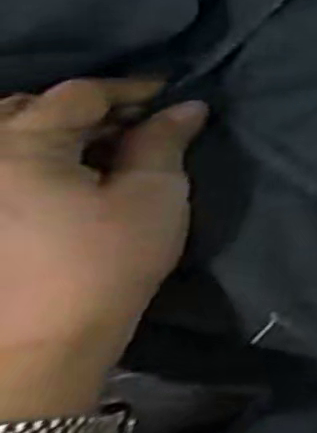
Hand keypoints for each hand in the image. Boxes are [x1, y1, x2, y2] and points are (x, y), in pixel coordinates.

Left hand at [0, 79, 205, 416]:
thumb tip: (184, 107)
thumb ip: (163, 142)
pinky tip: (64, 180)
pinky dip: (27, 163)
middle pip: (20, 111)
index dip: (129, 89)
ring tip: (97, 152)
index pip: (76, 96)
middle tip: (133, 124)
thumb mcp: (153, 194)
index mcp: (14, 149)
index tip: (170, 95)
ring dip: (48, 136)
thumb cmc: (105, 260)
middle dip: (80, 111)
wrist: (39, 343)